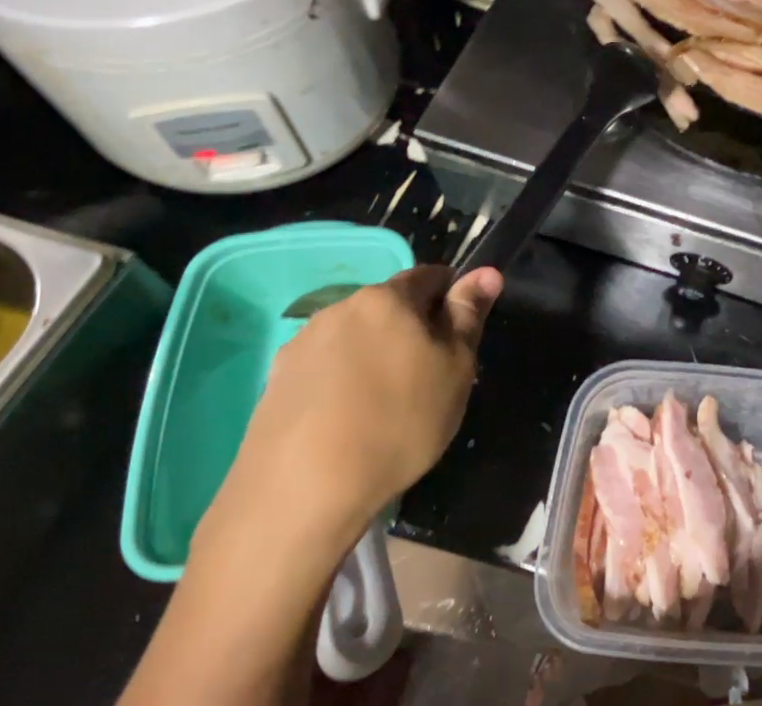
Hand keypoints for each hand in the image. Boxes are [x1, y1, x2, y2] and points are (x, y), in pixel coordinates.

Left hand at [214, 266, 504, 537]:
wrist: (302, 489)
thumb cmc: (399, 421)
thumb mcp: (456, 369)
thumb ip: (468, 316)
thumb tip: (486, 272)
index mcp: (386, 299)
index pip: (429, 276)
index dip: (452, 299)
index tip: (460, 338)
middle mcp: (339, 308)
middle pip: (388, 307)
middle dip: (411, 330)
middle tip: (431, 378)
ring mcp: (300, 345)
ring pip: (354, 339)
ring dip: (374, 356)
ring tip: (386, 407)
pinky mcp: (275, 382)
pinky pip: (324, 370)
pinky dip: (342, 384)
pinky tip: (349, 423)